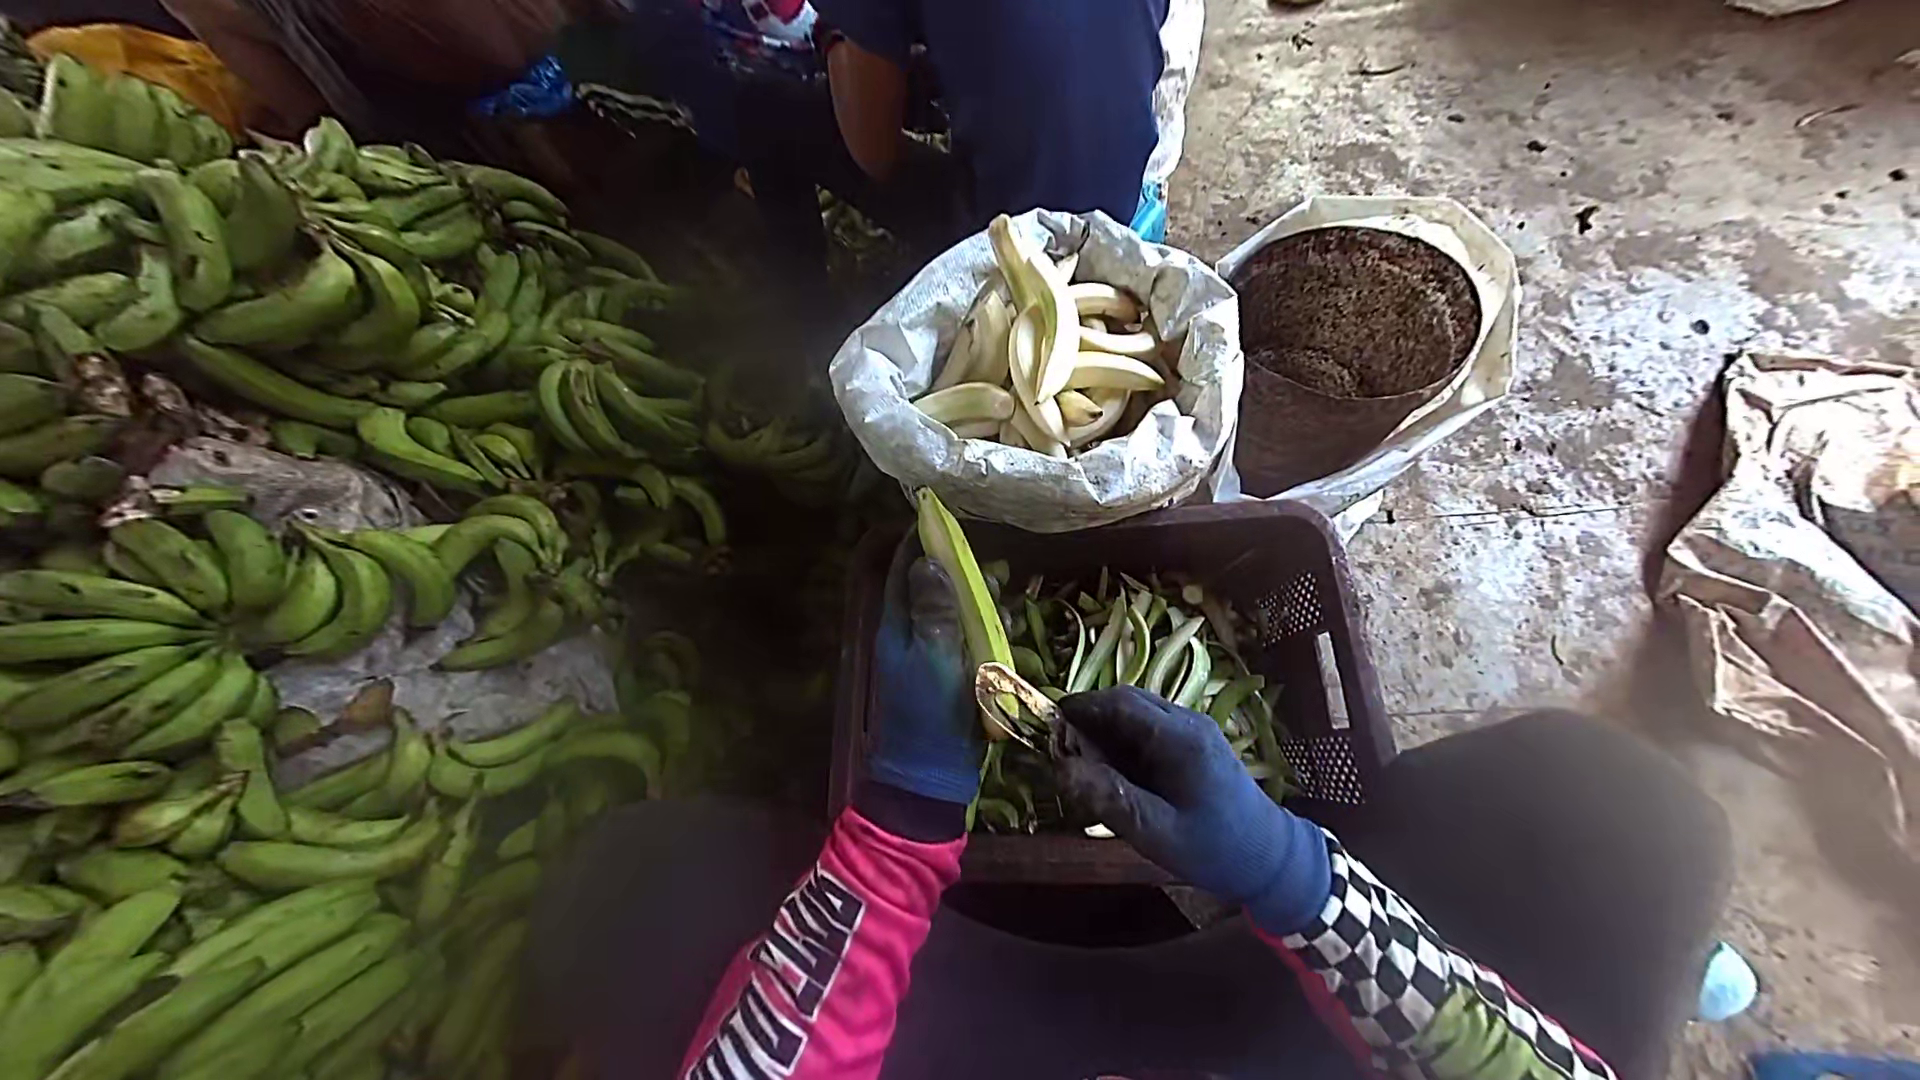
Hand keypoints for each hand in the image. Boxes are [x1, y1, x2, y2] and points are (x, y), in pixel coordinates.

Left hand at [868, 538, 982, 805]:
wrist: (932, 774)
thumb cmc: (928, 713)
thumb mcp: (931, 658)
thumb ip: (932, 609)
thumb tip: (929, 559)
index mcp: (897, 623)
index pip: (903, 567)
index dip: (921, 541)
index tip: (947, 518)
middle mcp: (913, 629)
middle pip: (935, 583)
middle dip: (962, 568)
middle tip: (992, 562)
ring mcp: (934, 648)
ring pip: (956, 607)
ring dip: (979, 595)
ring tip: (1004, 586)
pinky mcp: (954, 666)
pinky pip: (970, 633)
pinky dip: (987, 624)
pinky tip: (1006, 621)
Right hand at [1053, 686, 1330, 933]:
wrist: (1271, 859)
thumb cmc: (1215, 849)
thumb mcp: (1157, 832)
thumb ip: (1110, 798)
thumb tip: (1063, 767)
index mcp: (1180, 738)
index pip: (1121, 702)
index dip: (1082, 706)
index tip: (1052, 721)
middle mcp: (1186, 722)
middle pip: (1127, 700)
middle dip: (1090, 717)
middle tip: (1064, 746)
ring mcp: (1192, 728)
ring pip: (1136, 711)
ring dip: (1105, 727)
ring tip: (1084, 758)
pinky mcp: (1192, 741)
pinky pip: (1148, 726)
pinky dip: (1122, 738)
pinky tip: (1113, 765)